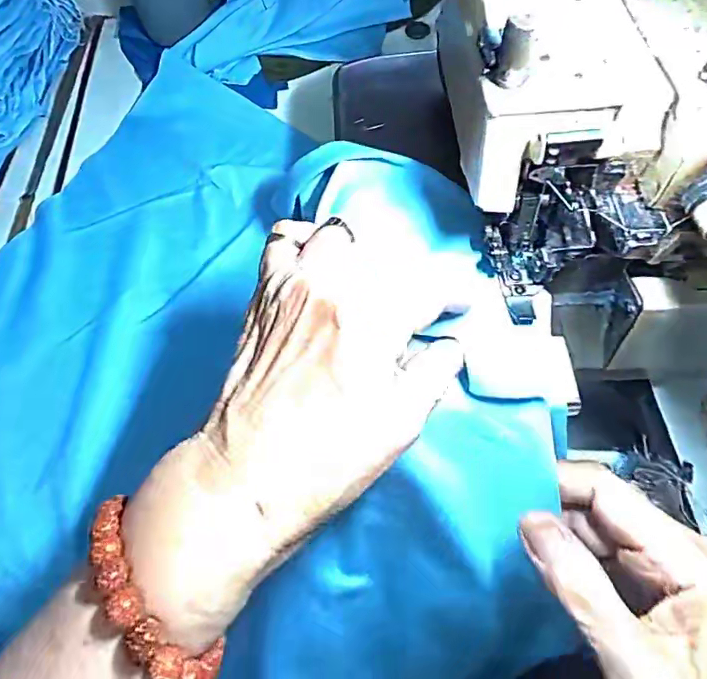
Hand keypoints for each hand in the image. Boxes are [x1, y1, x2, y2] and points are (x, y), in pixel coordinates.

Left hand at [122, 217, 466, 648]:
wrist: (247, 472)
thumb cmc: (325, 459)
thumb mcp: (399, 424)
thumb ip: (433, 373)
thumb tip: (449, 345)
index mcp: (368, 320)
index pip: (425, 287)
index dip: (451, 294)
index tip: (458, 303)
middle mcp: (328, 288)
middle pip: (379, 249)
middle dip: (403, 272)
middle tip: (405, 303)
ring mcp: (290, 285)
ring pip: (332, 234)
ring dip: (356, 250)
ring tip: (361, 280)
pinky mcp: (262, 293)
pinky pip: (280, 241)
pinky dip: (301, 241)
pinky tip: (312, 261)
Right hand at [521, 461, 706, 678]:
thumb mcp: (637, 661)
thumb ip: (581, 589)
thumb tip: (528, 519)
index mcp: (692, 559)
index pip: (609, 491)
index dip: (556, 482)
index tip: (505, 487)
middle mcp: (686, 554)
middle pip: (603, 510)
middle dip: (552, 510)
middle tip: (498, 513)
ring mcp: (675, 576)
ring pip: (600, 536)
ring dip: (558, 536)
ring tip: (511, 534)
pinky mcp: (662, 599)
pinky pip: (608, 564)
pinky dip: (573, 562)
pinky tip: (541, 562)